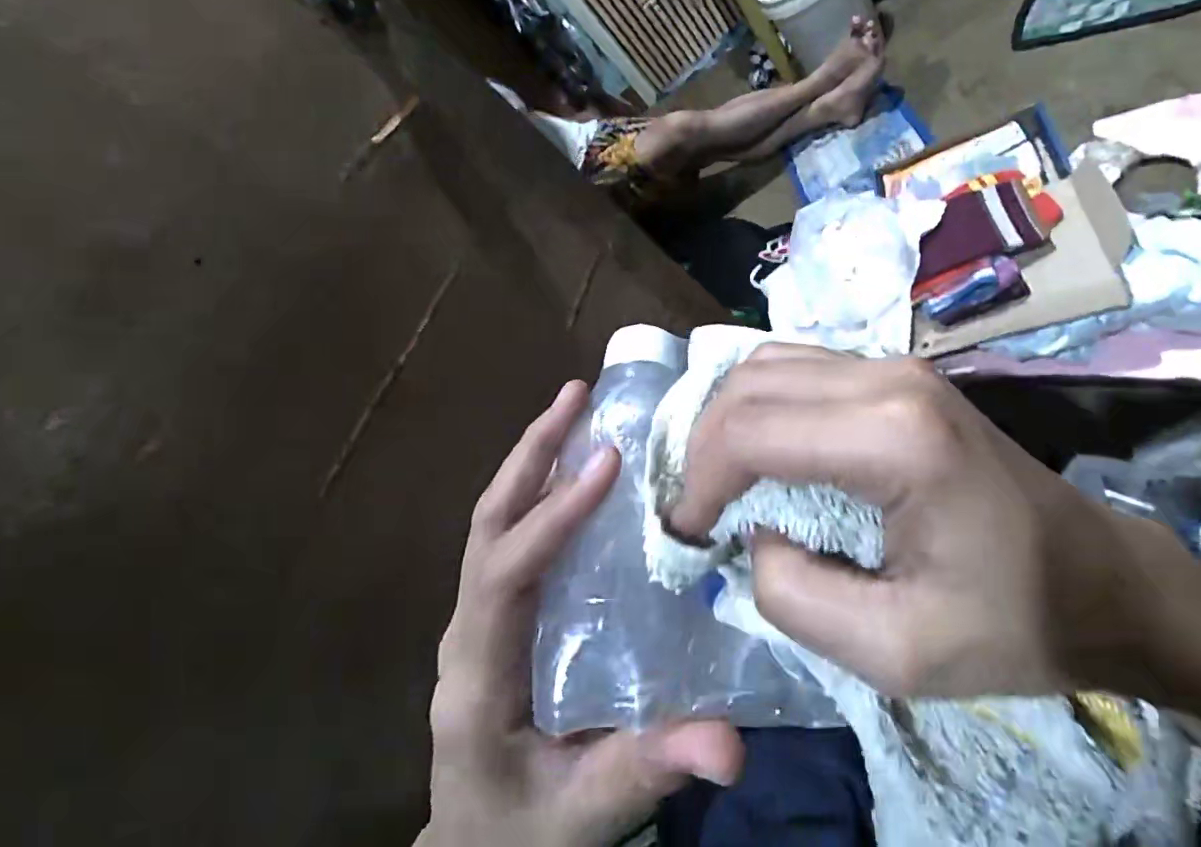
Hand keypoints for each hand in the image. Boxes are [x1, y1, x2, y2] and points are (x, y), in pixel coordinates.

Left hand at [421, 381, 743, 846]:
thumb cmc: (528, 827)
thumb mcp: (589, 810)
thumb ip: (651, 769)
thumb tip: (730, 745)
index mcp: (480, 673)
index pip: (506, 573)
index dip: (553, 515)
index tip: (607, 463)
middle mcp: (469, 631)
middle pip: (489, 524)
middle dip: (530, 454)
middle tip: (575, 396)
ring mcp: (478, 618)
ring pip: (496, 521)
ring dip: (534, 459)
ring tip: (577, 408)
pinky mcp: (499, 614)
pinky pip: (515, 537)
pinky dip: (542, 490)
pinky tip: (580, 467)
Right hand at [667, 345, 1200, 701]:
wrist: (1102, 579)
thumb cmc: (1011, 622)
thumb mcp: (895, 650)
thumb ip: (796, 597)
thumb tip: (754, 537)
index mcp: (895, 439)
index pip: (751, 430)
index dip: (700, 480)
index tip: (686, 536)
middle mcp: (891, 379)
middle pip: (751, 383)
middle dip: (702, 446)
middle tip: (695, 511)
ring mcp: (899, 367)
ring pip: (771, 364)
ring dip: (728, 420)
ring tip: (719, 483)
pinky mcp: (902, 375)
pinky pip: (803, 369)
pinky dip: (762, 405)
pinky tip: (761, 452)